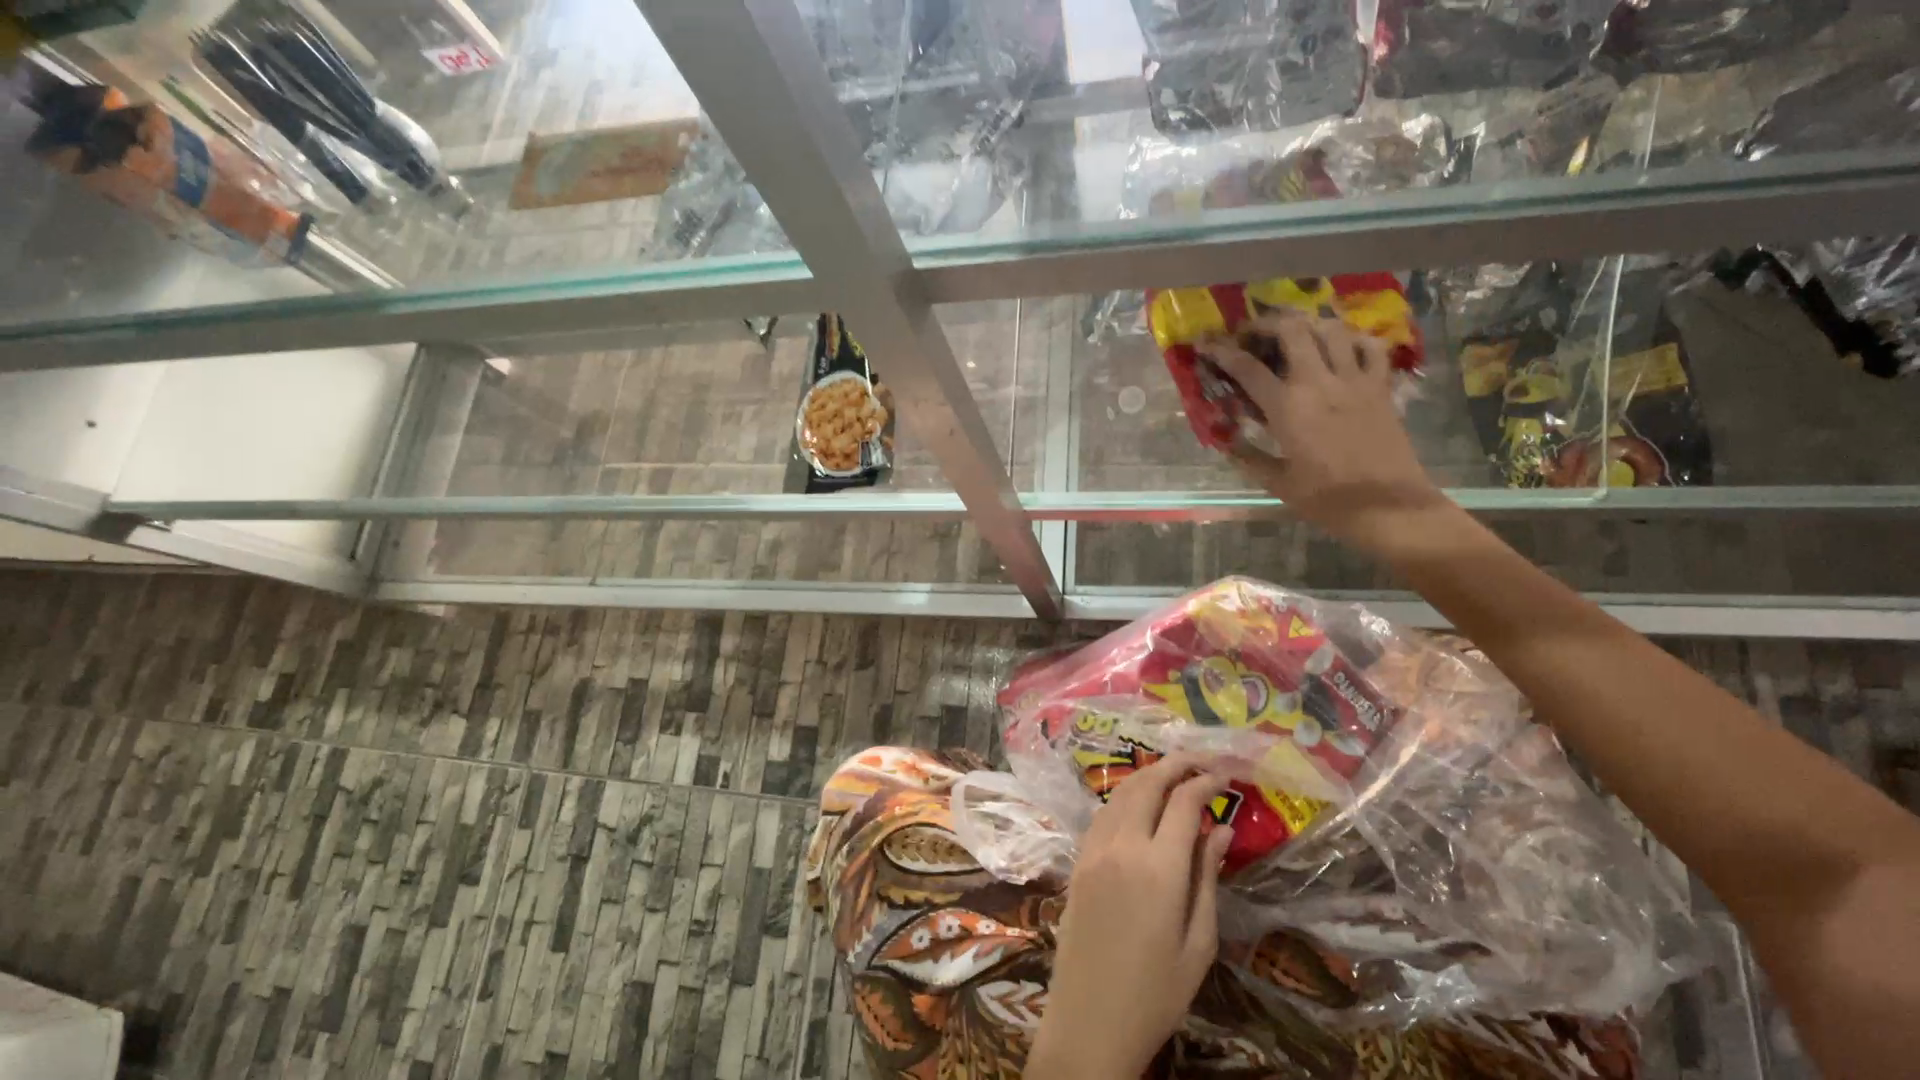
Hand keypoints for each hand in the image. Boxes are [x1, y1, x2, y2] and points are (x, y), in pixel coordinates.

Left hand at [1026, 754, 1234, 1079]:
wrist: (1089, 1022)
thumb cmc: (1156, 993)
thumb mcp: (1198, 942)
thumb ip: (1208, 877)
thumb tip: (1223, 828)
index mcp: (1158, 867)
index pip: (1184, 802)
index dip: (1207, 781)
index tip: (1228, 774)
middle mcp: (1121, 847)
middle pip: (1147, 784)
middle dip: (1177, 764)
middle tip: (1205, 760)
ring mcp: (1092, 852)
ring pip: (1120, 794)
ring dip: (1149, 775)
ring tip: (1177, 773)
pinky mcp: (1076, 863)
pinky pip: (1102, 815)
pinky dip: (1125, 797)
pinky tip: (1141, 804)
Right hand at [1200, 312, 1450, 552]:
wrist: (1387, 506)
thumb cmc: (1328, 500)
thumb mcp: (1280, 483)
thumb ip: (1250, 459)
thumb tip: (1226, 443)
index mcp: (1288, 407)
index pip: (1247, 368)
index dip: (1222, 352)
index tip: (1207, 344)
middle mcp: (1319, 382)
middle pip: (1292, 330)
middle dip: (1267, 324)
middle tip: (1254, 333)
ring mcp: (1354, 380)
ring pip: (1332, 329)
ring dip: (1310, 325)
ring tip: (1298, 334)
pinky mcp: (1381, 386)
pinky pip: (1371, 348)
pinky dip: (1355, 340)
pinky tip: (1344, 348)